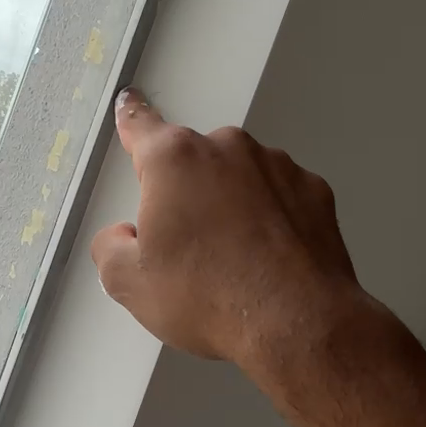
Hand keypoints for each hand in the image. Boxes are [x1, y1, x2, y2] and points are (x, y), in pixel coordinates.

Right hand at [89, 88, 376, 372]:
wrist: (297, 324)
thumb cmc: (207, 297)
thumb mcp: (130, 284)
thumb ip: (111, 249)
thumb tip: (123, 237)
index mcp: (173, 161)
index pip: (140, 126)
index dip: (130, 117)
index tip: (129, 102)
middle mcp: (226, 149)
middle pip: (192, 162)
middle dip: (185, 194)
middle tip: (186, 248)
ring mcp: (276, 166)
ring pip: (237, 179)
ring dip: (228, 206)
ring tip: (233, 262)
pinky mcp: (315, 190)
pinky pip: (278, 197)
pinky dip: (269, 219)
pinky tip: (267, 260)